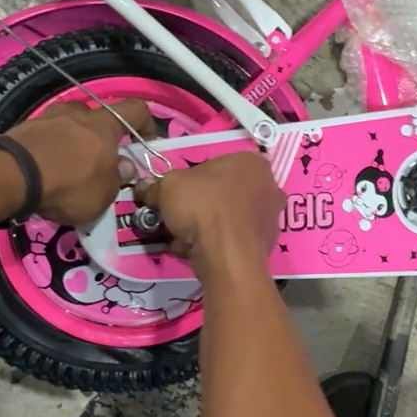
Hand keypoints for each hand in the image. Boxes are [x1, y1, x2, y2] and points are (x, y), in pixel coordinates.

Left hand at [6, 99, 157, 226]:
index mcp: (105, 125)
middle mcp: (78, 112)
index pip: (136, 110)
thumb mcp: (104, 194)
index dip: (147, 124)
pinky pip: (49, 135)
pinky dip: (53, 149)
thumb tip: (124, 165)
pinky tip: (48, 169)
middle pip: (100, 120)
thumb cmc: (69, 185)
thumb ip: (118, 178)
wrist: (11, 177)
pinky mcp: (26, 127)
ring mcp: (49, 116)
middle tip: (102, 165)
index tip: (146, 143)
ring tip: (72, 168)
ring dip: (77, 143)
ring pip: (73, 126)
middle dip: (105, 141)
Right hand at [133, 152, 283, 278]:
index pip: (215, 166)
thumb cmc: (202, 207)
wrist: (226, 254)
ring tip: (183, 239)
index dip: (190, 181)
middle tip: (177, 218)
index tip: (175, 196)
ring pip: (228, 219)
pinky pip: (234, 240)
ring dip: (205, 228)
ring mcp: (271, 218)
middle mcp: (269, 186)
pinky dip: (216, 245)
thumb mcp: (167, 187)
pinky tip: (197, 252)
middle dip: (199, 207)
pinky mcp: (267, 245)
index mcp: (251, 162)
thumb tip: (145, 189)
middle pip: (223, 194)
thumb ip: (155, 186)